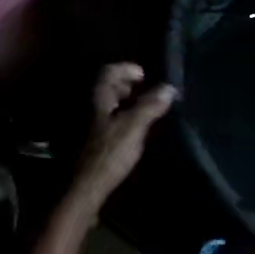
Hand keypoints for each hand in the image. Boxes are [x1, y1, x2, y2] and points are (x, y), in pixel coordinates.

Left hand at [67, 63, 178, 213]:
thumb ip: (149, 106)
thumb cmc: (109, 153)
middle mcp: (88, 104)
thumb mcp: (133, 127)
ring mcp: (87, 121)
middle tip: (147, 90)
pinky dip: (120, 115)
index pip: (108, 71)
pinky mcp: (91, 137)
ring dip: (124, 100)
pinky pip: (106, 117)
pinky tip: (133, 127)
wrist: (86, 184)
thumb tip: (168, 87)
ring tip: (145, 108)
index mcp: (96, 97)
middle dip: (127, 84)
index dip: (126, 69)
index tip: (144, 74)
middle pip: (106, 85)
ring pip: (106, 102)